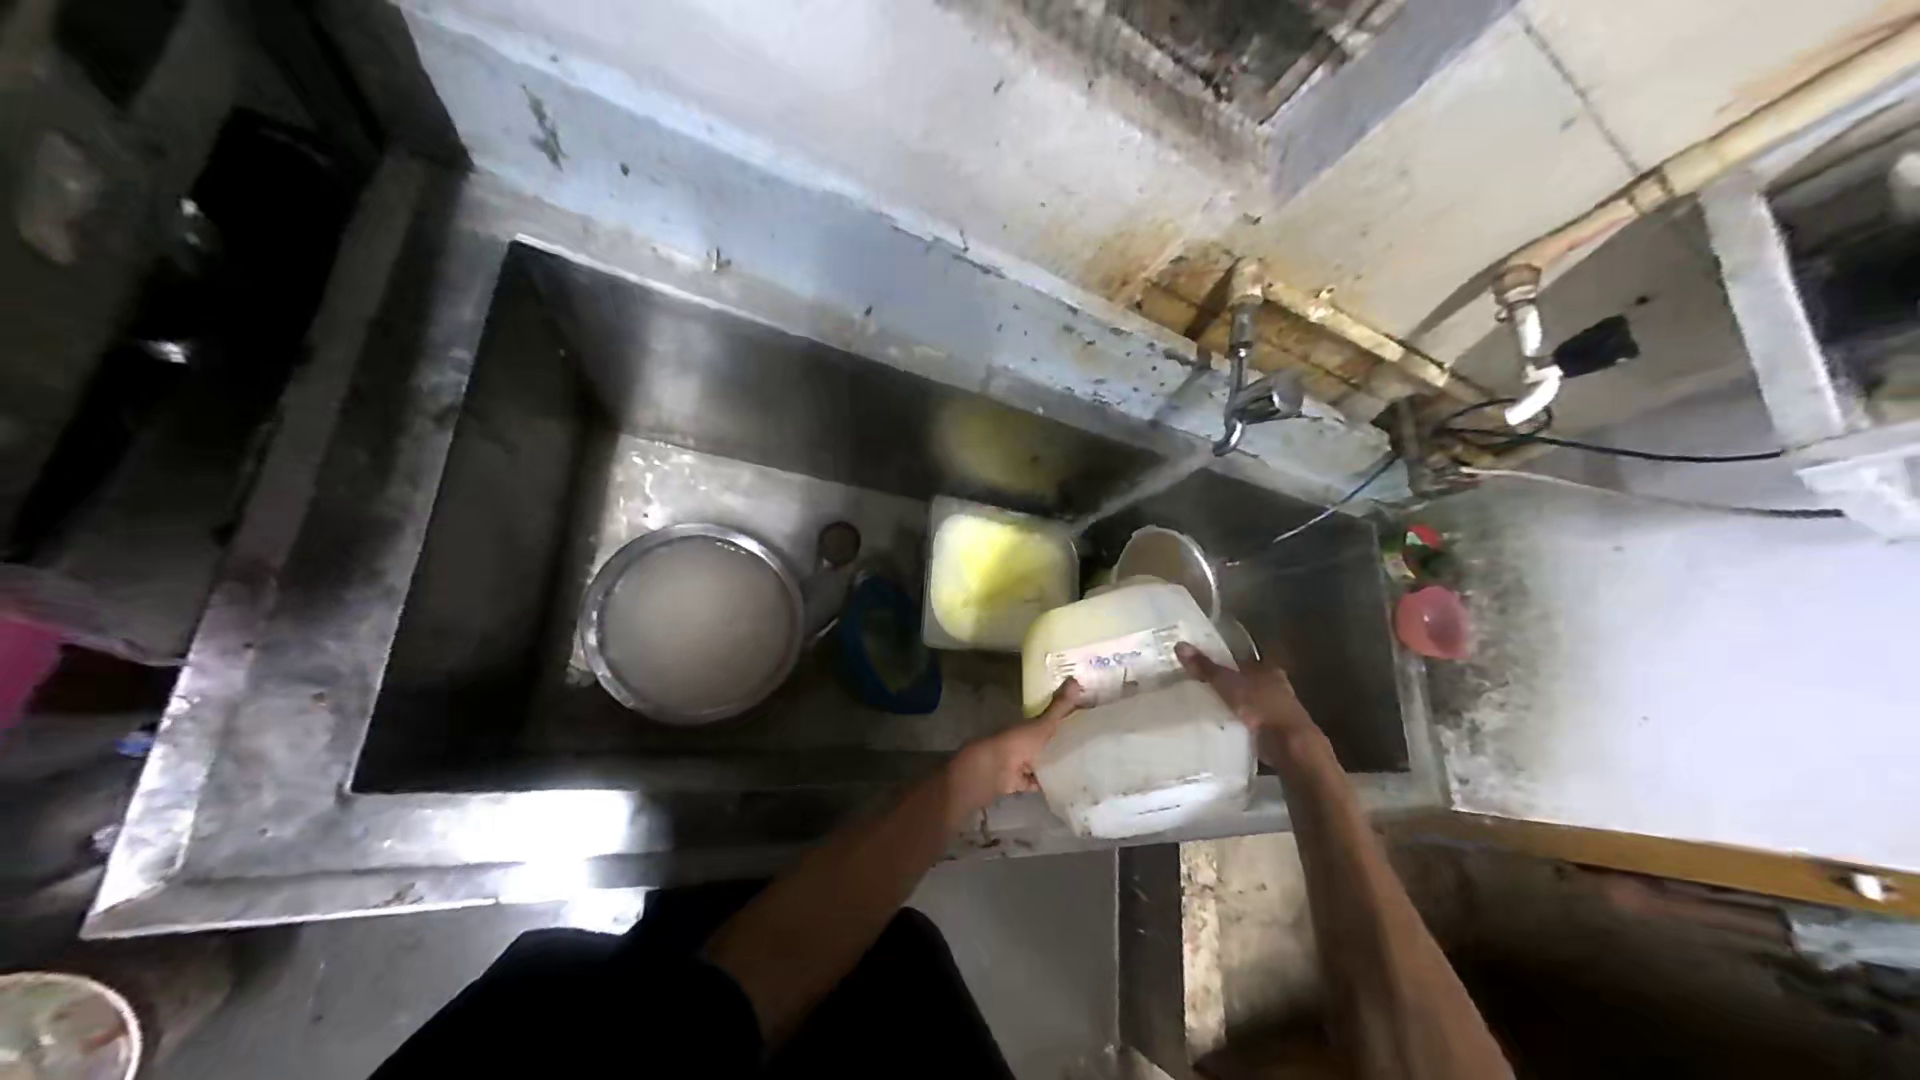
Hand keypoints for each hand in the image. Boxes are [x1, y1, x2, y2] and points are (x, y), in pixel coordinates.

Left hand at [946, 679, 1082, 826]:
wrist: (995, 768)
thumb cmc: (1019, 742)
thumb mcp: (1043, 724)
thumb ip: (1060, 707)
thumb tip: (1075, 680)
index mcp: (1029, 727)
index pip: (1049, 722)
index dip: (1064, 721)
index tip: (1084, 723)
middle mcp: (1024, 744)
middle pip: (1046, 744)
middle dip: (1061, 746)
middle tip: (1088, 749)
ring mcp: (1020, 764)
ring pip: (1041, 764)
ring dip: (1055, 766)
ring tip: (1081, 769)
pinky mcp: (1019, 781)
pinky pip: (1036, 783)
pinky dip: (1047, 785)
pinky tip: (1065, 786)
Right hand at [1176, 642, 1319, 741]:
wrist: (1289, 744)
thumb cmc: (1261, 706)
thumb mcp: (1227, 684)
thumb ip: (1205, 667)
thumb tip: (1179, 645)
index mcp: (1268, 669)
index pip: (1244, 660)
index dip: (1227, 662)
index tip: (1207, 667)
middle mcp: (1277, 686)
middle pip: (1249, 681)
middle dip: (1231, 686)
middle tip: (1205, 688)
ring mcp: (1278, 710)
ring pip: (1251, 702)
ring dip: (1236, 706)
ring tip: (1210, 709)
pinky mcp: (1276, 731)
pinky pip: (1253, 723)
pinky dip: (1241, 724)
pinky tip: (1225, 727)